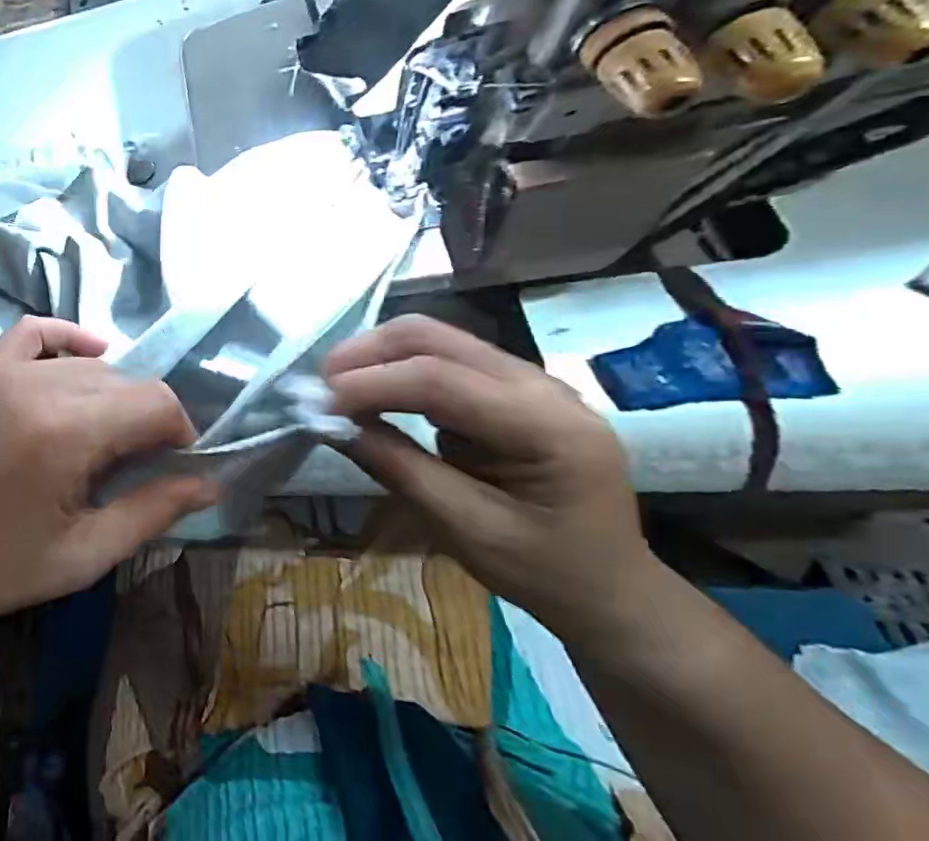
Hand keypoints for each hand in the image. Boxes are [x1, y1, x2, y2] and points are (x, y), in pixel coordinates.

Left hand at [0, 317, 217, 648]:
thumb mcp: (78, 557)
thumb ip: (150, 513)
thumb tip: (207, 483)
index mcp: (65, 431)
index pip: (156, 401)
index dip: (180, 432)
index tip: (174, 467)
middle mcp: (36, 383)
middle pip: (125, 381)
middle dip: (145, 419)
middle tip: (134, 468)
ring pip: (86, 364)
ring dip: (110, 395)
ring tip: (100, 441)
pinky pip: (34, 333)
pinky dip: (68, 342)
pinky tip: (84, 359)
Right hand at [325, 315, 651, 633]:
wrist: (609, 588)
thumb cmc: (544, 571)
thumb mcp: (467, 531)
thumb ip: (400, 470)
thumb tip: (333, 425)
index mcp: (549, 428)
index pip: (442, 381)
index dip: (371, 385)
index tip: (319, 406)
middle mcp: (544, 387)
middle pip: (437, 339)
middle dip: (368, 354)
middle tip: (319, 385)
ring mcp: (530, 382)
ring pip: (437, 339)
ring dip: (377, 356)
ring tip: (335, 387)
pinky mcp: (511, 388)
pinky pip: (444, 358)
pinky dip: (396, 368)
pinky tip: (371, 392)